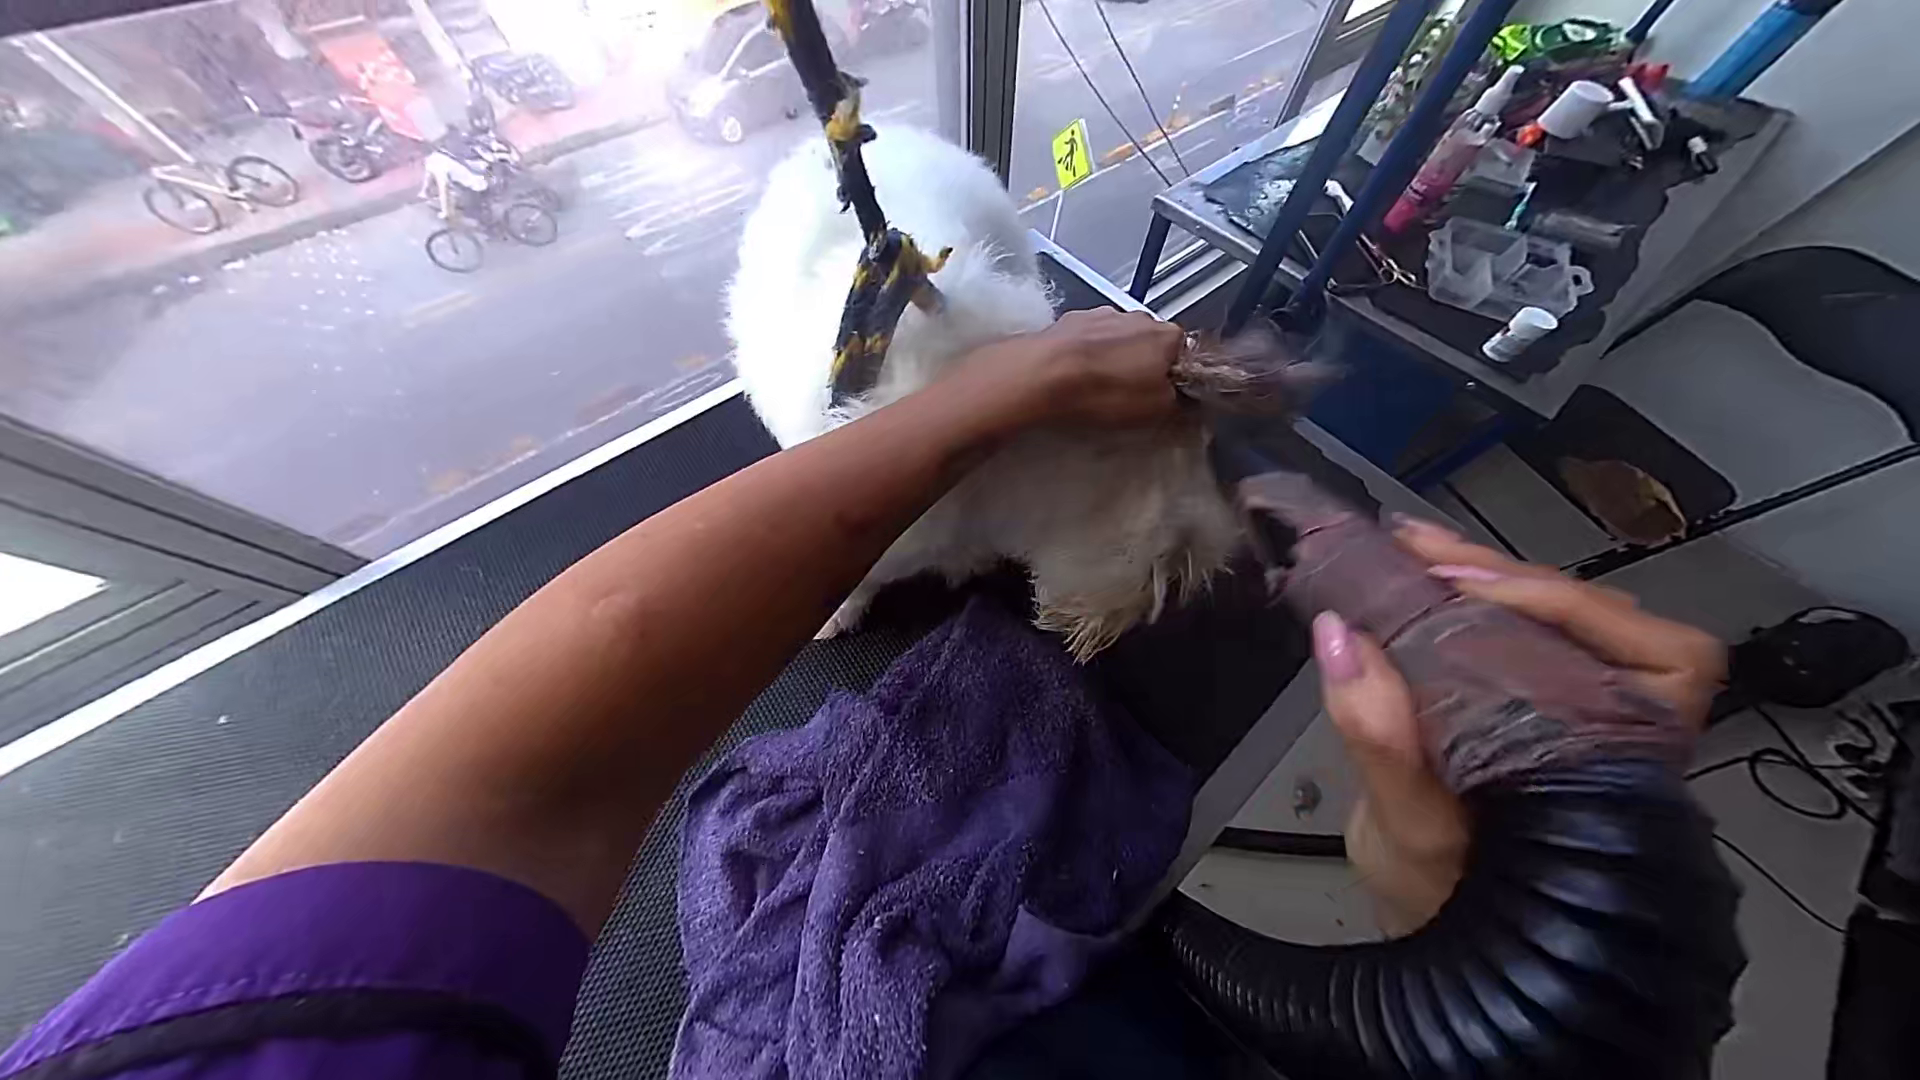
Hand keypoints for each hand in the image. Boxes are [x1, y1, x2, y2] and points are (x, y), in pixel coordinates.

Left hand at [965, 308, 1182, 429]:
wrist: (1043, 374)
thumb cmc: (1103, 391)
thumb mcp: (1156, 410)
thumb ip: (1178, 402)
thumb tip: (1181, 400)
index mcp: (1167, 334)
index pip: (1182, 355)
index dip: (1172, 379)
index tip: (1159, 400)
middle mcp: (1137, 316)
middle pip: (1147, 344)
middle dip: (1139, 368)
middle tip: (1124, 399)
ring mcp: (1100, 314)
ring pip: (1113, 340)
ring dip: (1108, 361)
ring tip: (1093, 390)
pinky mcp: (1068, 321)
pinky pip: (1083, 342)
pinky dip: (1081, 357)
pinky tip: (1071, 378)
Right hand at [1320, 517, 1725, 934]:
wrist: (1438, 927)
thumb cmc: (1441, 893)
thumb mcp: (1407, 826)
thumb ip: (1381, 738)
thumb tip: (1337, 634)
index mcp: (1611, 762)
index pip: (1657, 660)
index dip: (1569, 607)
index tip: (1464, 586)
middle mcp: (1595, 726)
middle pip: (1586, 621)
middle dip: (1498, 572)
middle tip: (1413, 545)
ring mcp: (1544, 711)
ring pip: (1535, 620)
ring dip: (1470, 572)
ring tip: (1400, 546)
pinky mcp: (1492, 703)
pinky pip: (1485, 636)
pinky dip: (1445, 599)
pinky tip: (1401, 581)